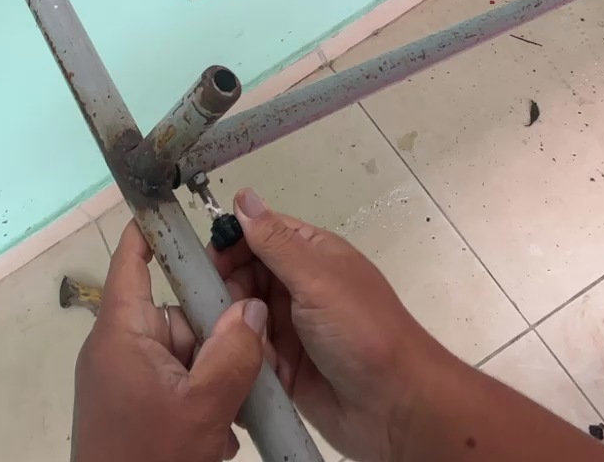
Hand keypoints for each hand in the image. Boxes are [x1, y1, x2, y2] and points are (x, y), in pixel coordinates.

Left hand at [73, 220, 269, 461]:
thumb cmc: (151, 460)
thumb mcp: (203, 408)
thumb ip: (234, 352)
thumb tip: (251, 307)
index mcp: (121, 330)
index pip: (132, 257)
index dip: (154, 227)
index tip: (182, 202)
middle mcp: (118, 346)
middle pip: (175, 311)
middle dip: (213, 332)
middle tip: (247, 353)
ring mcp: (125, 378)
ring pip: (182, 351)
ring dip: (212, 374)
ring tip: (230, 411)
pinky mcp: (133, 407)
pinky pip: (174, 382)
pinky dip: (199, 399)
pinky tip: (217, 432)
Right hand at [211, 188, 450, 461]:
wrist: (396, 409)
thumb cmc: (361, 330)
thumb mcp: (316, 278)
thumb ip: (274, 241)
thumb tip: (243, 194)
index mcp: (310, 254)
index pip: (259, 233)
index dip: (232, 242)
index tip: (207, 260)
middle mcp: (297, 286)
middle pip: (244, 274)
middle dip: (227, 287)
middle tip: (219, 307)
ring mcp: (290, 327)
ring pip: (243, 314)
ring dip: (233, 324)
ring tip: (227, 340)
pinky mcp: (284, 367)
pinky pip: (250, 353)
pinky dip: (242, 356)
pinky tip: (235, 365)